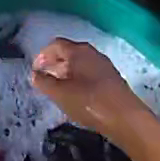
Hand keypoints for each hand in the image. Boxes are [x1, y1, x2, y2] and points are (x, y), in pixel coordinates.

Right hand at [31, 38, 156, 144]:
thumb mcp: (60, 94)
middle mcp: (92, 53)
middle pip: (69, 52)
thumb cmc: (89, 101)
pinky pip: (90, 72)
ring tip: (58, 88)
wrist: (124, 116)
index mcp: (78, 51)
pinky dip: (79, 78)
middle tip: (44, 78)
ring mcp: (104, 64)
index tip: (35, 69)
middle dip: (55, 63)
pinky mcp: (111, 78)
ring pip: (80, 63)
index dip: (43, 54)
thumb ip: (44, 82)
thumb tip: (35, 74)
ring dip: (67, 72)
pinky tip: (77, 95)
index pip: (56, 44)